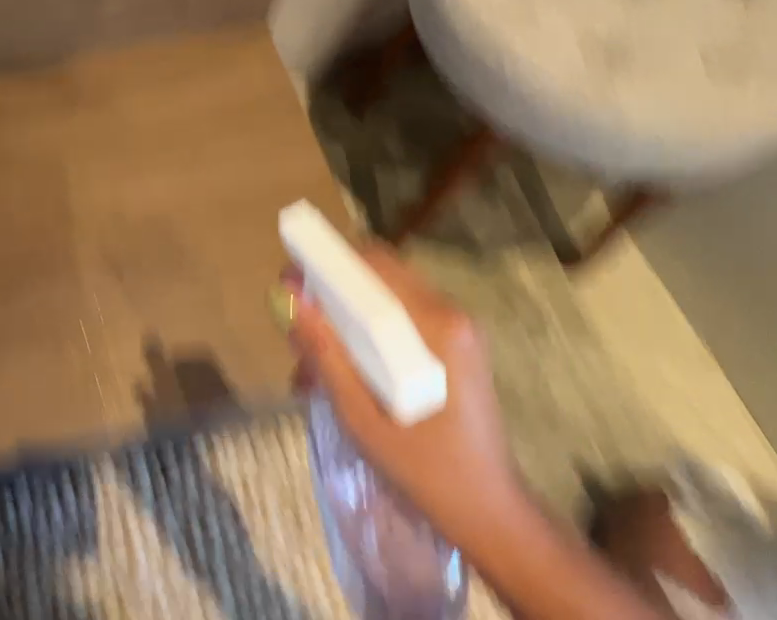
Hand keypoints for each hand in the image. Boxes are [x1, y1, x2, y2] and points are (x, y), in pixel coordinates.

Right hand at [284, 242, 524, 544]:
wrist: (487, 513)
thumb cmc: (424, 468)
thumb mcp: (360, 415)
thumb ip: (326, 353)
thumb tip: (291, 300)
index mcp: (436, 325)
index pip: (374, 263)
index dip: (325, 264)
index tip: (289, 283)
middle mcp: (451, 315)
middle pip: (377, 278)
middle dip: (330, 297)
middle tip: (296, 333)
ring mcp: (457, 331)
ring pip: (384, 302)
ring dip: (344, 322)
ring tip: (311, 368)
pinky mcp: (454, 349)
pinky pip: (399, 324)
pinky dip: (365, 338)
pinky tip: (341, 376)